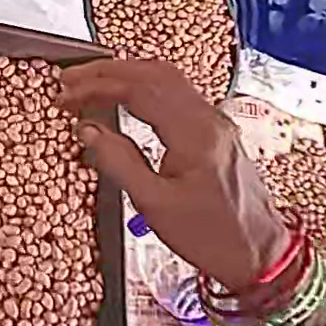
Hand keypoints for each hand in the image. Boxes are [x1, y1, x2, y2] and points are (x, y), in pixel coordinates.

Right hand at [59, 59, 288, 290]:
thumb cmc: (209, 236)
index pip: (138, 90)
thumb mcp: (154, 204)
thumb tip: (87, 130)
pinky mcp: (215, 130)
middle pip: (153, 73)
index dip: (96, 86)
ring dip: (126, 75)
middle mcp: (208, 118)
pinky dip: (144, 88)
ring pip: (166, 79)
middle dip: (107, 71)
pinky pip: (176, 94)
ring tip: (90, 84)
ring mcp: (215, 121)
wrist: (260, 254)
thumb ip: (118, 162)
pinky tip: (125, 98)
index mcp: (194, 134)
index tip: (65, 95)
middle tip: (71, 81)